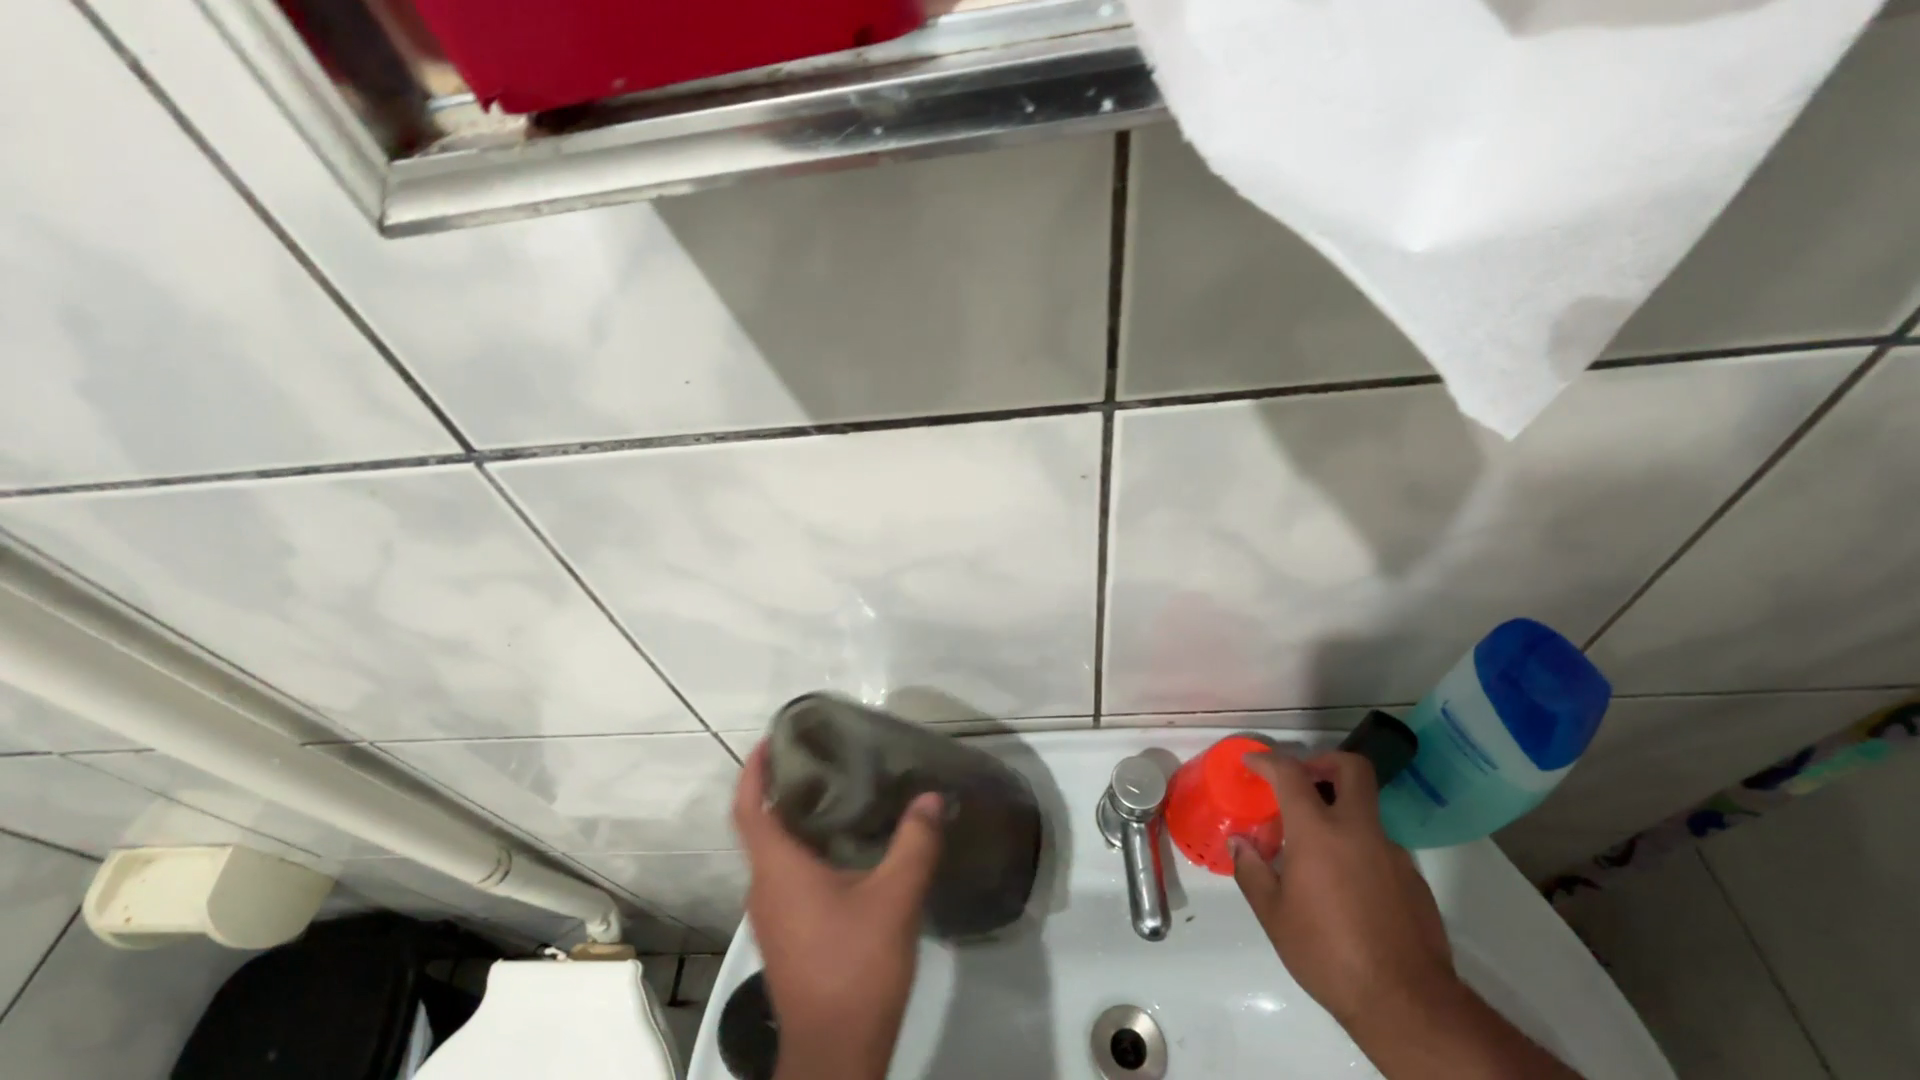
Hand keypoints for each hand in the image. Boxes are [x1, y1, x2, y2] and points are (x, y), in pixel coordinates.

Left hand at [732, 743, 944, 1079]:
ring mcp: (771, 917)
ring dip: (796, 825)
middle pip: (762, 828)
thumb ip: (914, 844)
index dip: (753, 770)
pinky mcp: (785, 938)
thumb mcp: (895, 899)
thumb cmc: (856, 967)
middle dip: (783, 792)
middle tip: (822, 763)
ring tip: (839, 800)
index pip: (749, 807)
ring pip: (775, 857)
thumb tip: (930, 797)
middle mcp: (764, 889)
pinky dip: (805, 855)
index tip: (770, 740)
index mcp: (778, 870)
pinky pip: (786, 881)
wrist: (836, 1049)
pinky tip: (845, 856)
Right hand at [1229, 751, 1456, 1030]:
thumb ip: (1252, 871)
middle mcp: (1359, 831)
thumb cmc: (1327, 953)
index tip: (1252, 762)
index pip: (1291, 775)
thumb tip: (1240, 844)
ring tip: (1313, 853)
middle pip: (1353, 768)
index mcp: (1319, 833)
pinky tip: (1344, 889)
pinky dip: (1357, 850)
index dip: (1268, 760)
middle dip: (1325, 761)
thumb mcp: (1273, 915)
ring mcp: (1392, 853)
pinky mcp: (1413, 878)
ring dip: (1339, 814)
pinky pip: (1379, 847)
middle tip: (1302, 780)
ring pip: (1366, 811)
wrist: (1405, 1000)